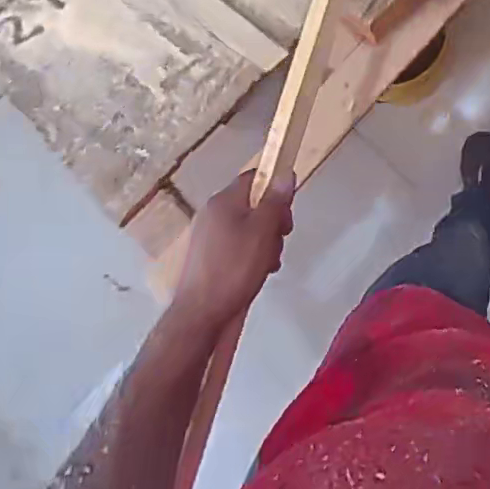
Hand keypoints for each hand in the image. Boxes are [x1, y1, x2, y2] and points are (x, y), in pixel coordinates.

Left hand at [171, 168, 293, 331]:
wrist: (201, 316)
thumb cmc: (235, 268)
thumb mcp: (263, 229)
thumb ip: (276, 200)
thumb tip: (284, 172)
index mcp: (223, 201)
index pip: (255, 176)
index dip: (276, 186)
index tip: (288, 207)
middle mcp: (214, 214)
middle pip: (255, 202)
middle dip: (274, 219)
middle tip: (282, 236)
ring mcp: (210, 237)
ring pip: (251, 226)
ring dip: (267, 240)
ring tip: (269, 260)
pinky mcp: (210, 257)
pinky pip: (240, 245)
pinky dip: (254, 253)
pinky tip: (259, 271)